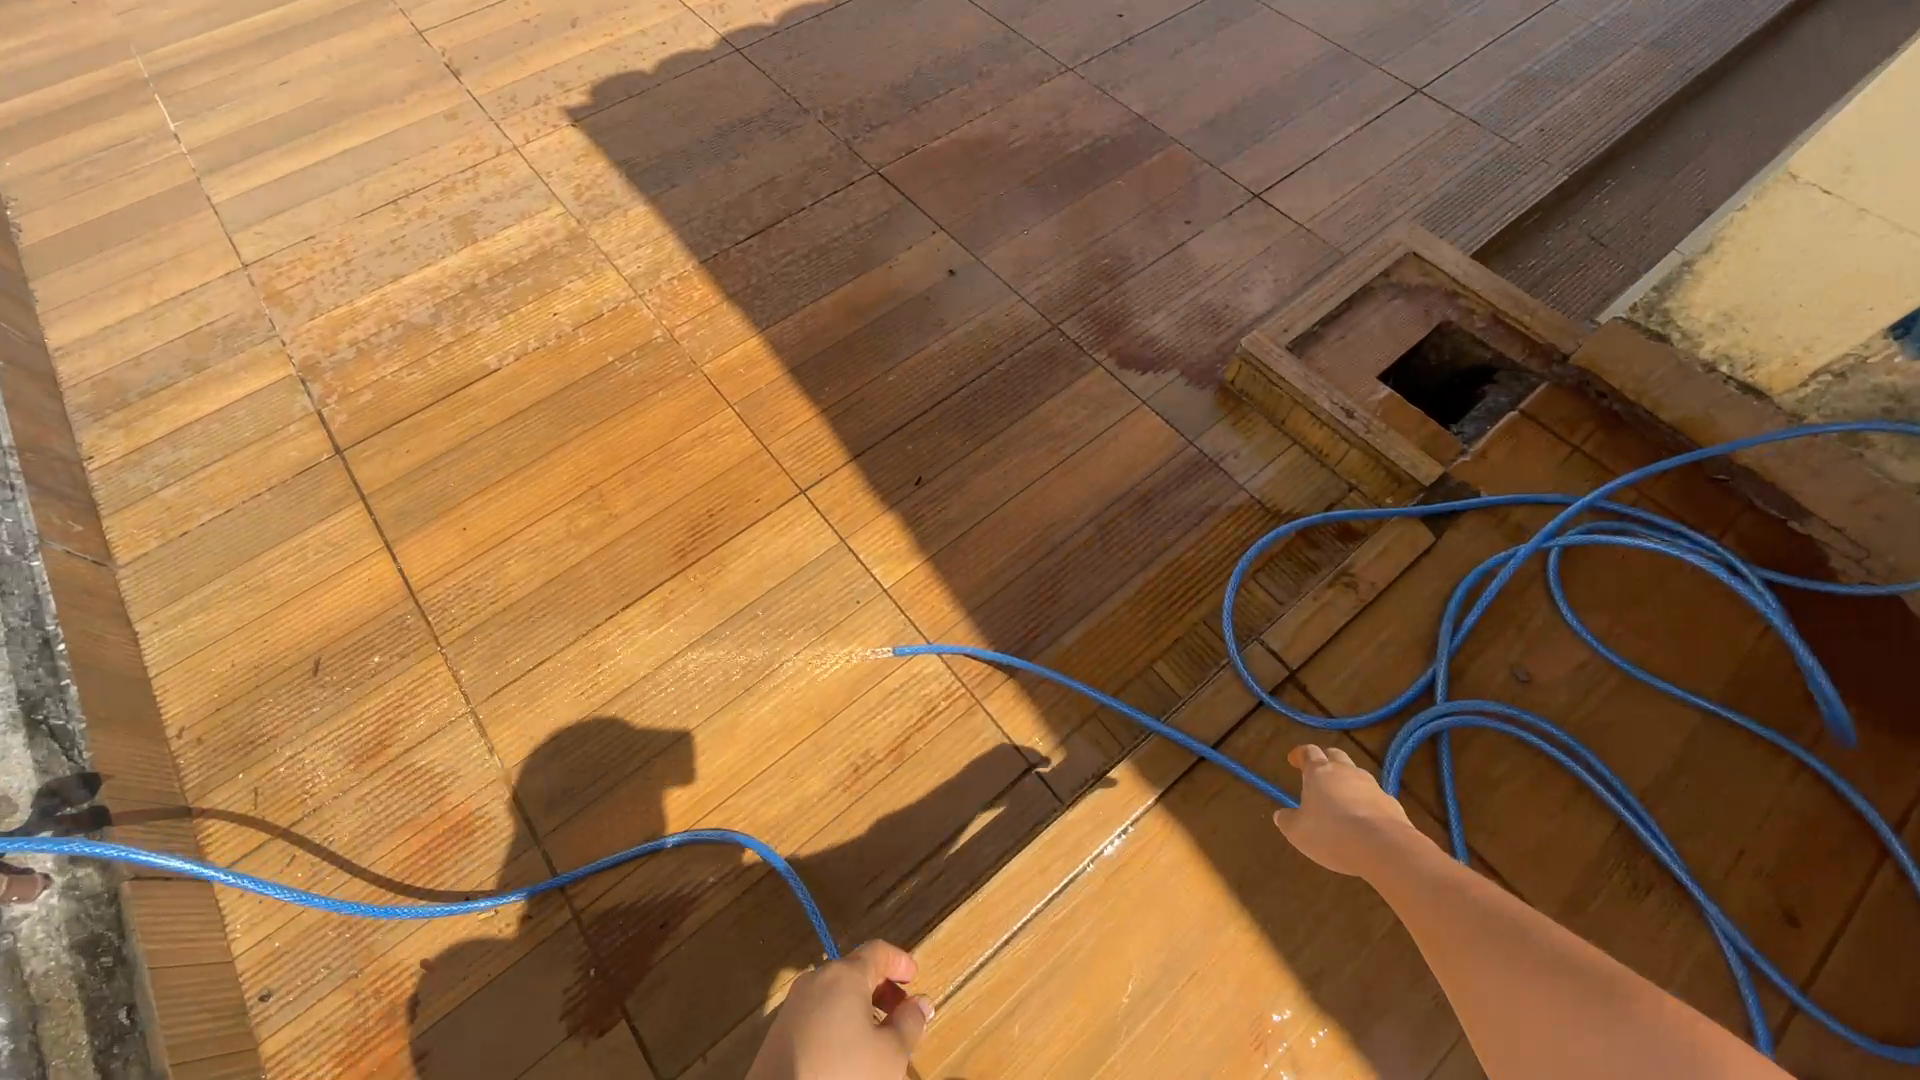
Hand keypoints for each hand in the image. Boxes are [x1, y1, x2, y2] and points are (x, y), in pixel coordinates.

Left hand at [747, 940, 932, 1079]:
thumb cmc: (844, 1073)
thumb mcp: (890, 1054)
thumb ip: (910, 1023)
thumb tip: (920, 1003)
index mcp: (844, 975)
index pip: (877, 951)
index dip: (899, 961)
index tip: (914, 976)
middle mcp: (816, 980)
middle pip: (855, 971)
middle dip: (882, 988)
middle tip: (901, 1014)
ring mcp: (793, 1005)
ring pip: (835, 994)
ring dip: (860, 1007)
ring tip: (876, 1038)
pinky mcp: (779, 1031)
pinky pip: (817, 1013)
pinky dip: (838, 1021)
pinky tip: (846, 1051)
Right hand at [1272, 744, 1424, 876]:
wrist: (1383, 847)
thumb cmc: (1330, 834)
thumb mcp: (1297, 832)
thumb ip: (1288, 820)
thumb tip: (1281, 815)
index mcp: (1319, 772)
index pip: (1308, 752)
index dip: (1300, 754)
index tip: (1293, 759)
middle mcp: (1346, 772)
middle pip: (1336, 755)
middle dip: (1326, 760)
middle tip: (1318, 772)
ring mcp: (1373, 786)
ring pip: (1358, 775)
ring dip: (1348, 782)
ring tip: (1342, 800)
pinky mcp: (1392, 804)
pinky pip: (1375, 798)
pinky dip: (1367, 803)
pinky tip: (1365, 820)